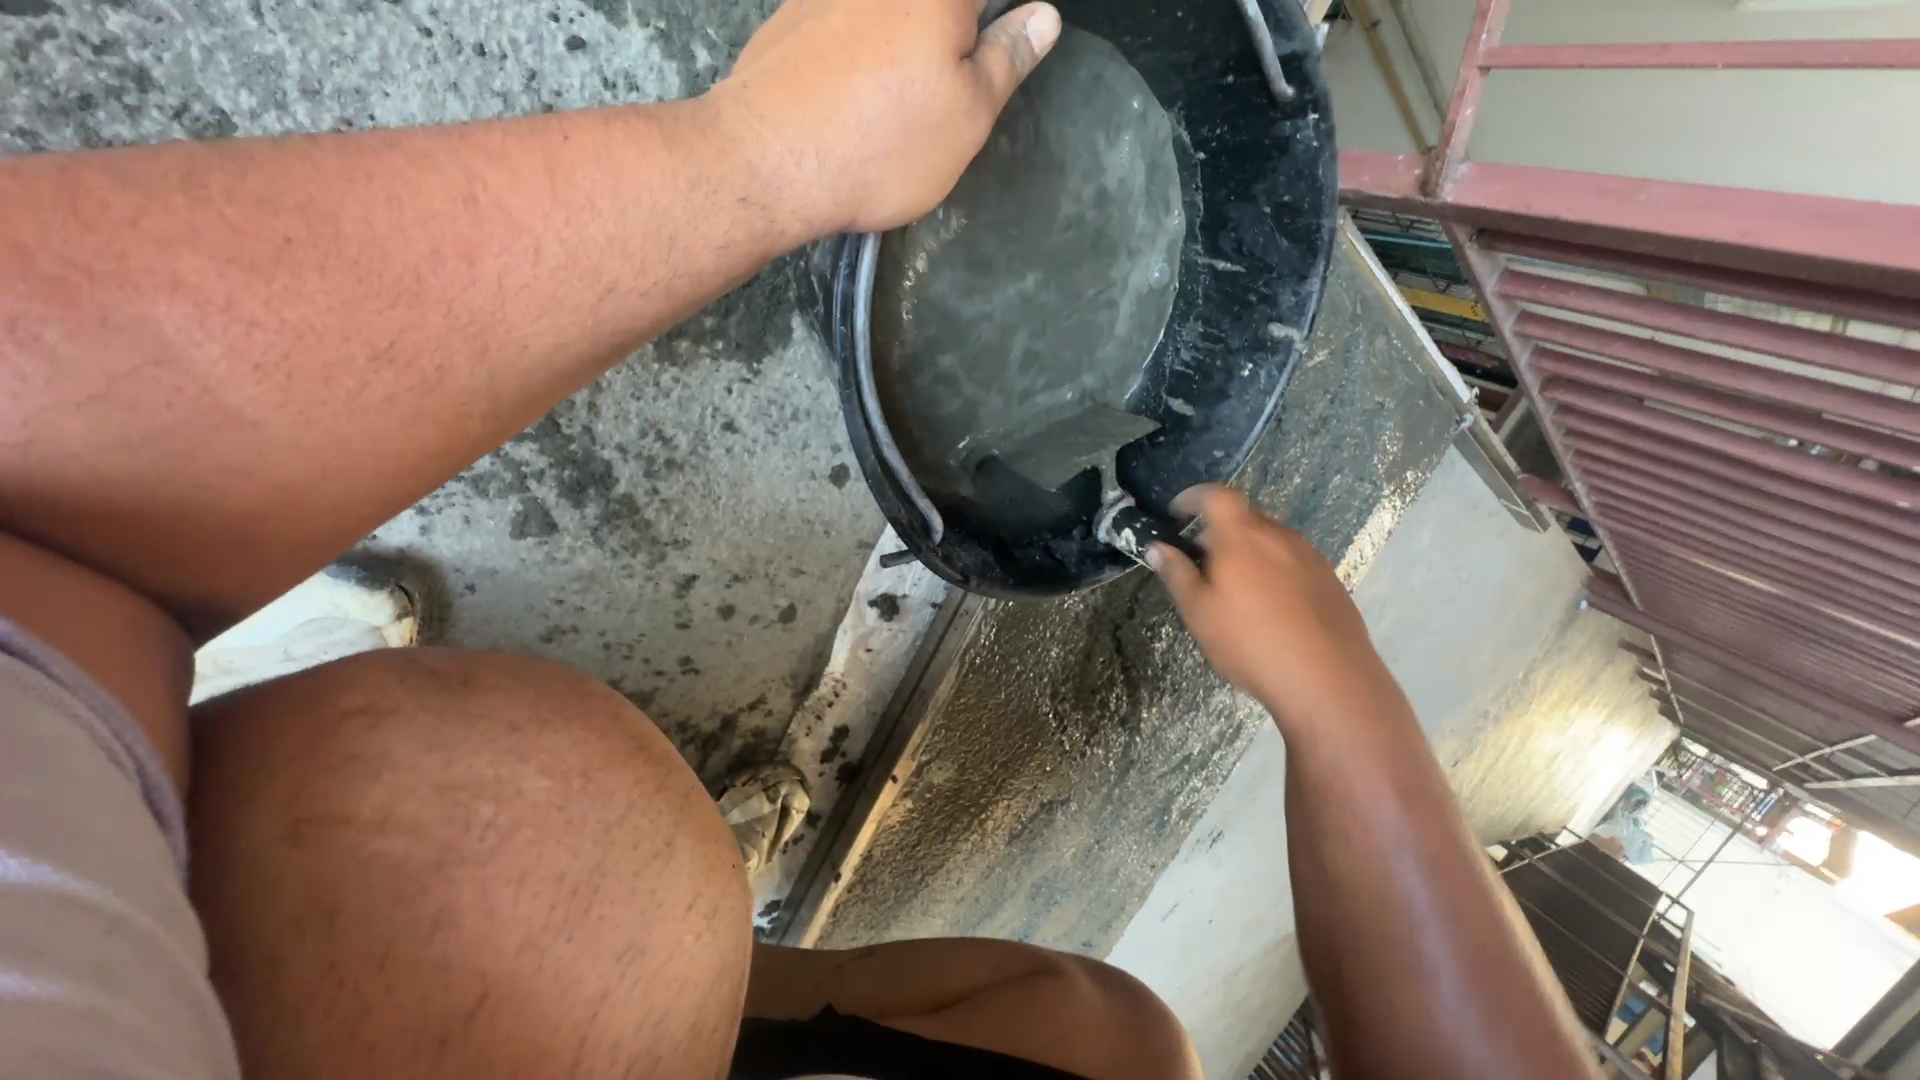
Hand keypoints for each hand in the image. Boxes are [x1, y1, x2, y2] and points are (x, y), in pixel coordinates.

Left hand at [708, 0, 1061, 235]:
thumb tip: (1042, 18)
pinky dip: (858, 57)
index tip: (987, 67)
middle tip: (939, 99)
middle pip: (935, 11)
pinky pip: (845, 26)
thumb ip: (1007, 59)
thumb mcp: (968, 117)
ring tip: (891, 108)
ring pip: (888, 20)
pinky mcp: (792, 15)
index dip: (996, 30)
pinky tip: (849, 102)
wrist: (768, 163)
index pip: (987, 0)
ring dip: (901, 56)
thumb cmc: (882, 146)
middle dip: (951, 44)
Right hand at [1149, 486, 1394, 731]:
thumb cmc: (1250, 642)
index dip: (1192, 497)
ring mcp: (1310, 556)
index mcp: (1242, 536)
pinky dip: (1273, 570)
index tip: (1176, 513)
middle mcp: (1279, 536)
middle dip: (1218, 531)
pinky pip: (1292, 561)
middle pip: (1244, 517)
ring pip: (1270, 541)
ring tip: (1234, 589)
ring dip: (1247, 552)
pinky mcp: (1330, 580)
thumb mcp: (1199, 612)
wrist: (1328, 678)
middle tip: (1200, 561)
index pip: (1216, 495)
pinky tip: (1269, 608)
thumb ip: (1176, 574)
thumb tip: (1157, 548)